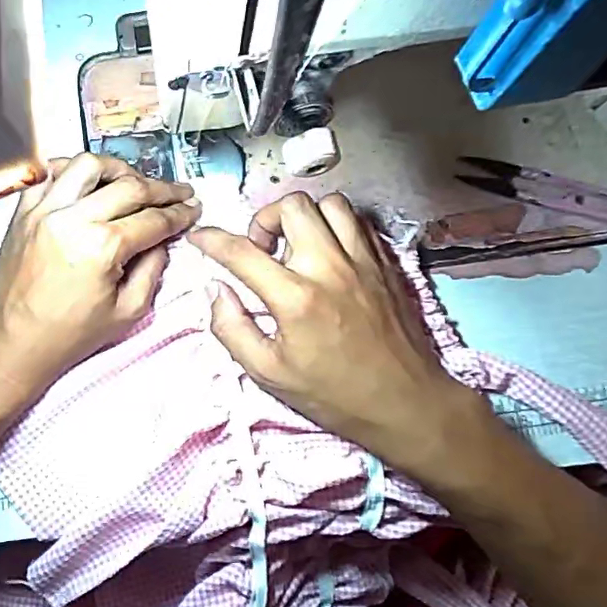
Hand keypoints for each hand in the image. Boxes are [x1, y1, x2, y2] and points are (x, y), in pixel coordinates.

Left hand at [0, 153, 199, 412]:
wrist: (12, 343)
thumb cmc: (69, 335)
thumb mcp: (129, 311)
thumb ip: (153, 268)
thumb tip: (163, 239)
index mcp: (102, 247)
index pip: (153, 219)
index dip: (180, 213)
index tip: (193, 209)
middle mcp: (72, 220)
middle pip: (130, 186)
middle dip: (163, 189)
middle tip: (180, 193)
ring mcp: (44, 210)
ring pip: (89, 165)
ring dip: (120, 169)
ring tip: (135, 181)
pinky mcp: (24, 212)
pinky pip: (51, 174)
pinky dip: (75, 171)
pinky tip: (91, 183)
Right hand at [190, 193, 490, 478]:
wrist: (405, 403)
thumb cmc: (334, 395)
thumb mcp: (269, 374)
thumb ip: (233, 329)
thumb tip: (218, 291)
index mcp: (295, 298)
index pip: (242, 251)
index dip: (212, 238)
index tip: (201, 238)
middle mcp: (330, 268)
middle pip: (291, 206)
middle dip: (265, 220)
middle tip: (262, 250)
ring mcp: (363, 261)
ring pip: (330, 203)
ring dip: (304, 217)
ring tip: (297, 245)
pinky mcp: (386, 263)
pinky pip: (358, 221)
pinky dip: (336, 226)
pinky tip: (329, 252)